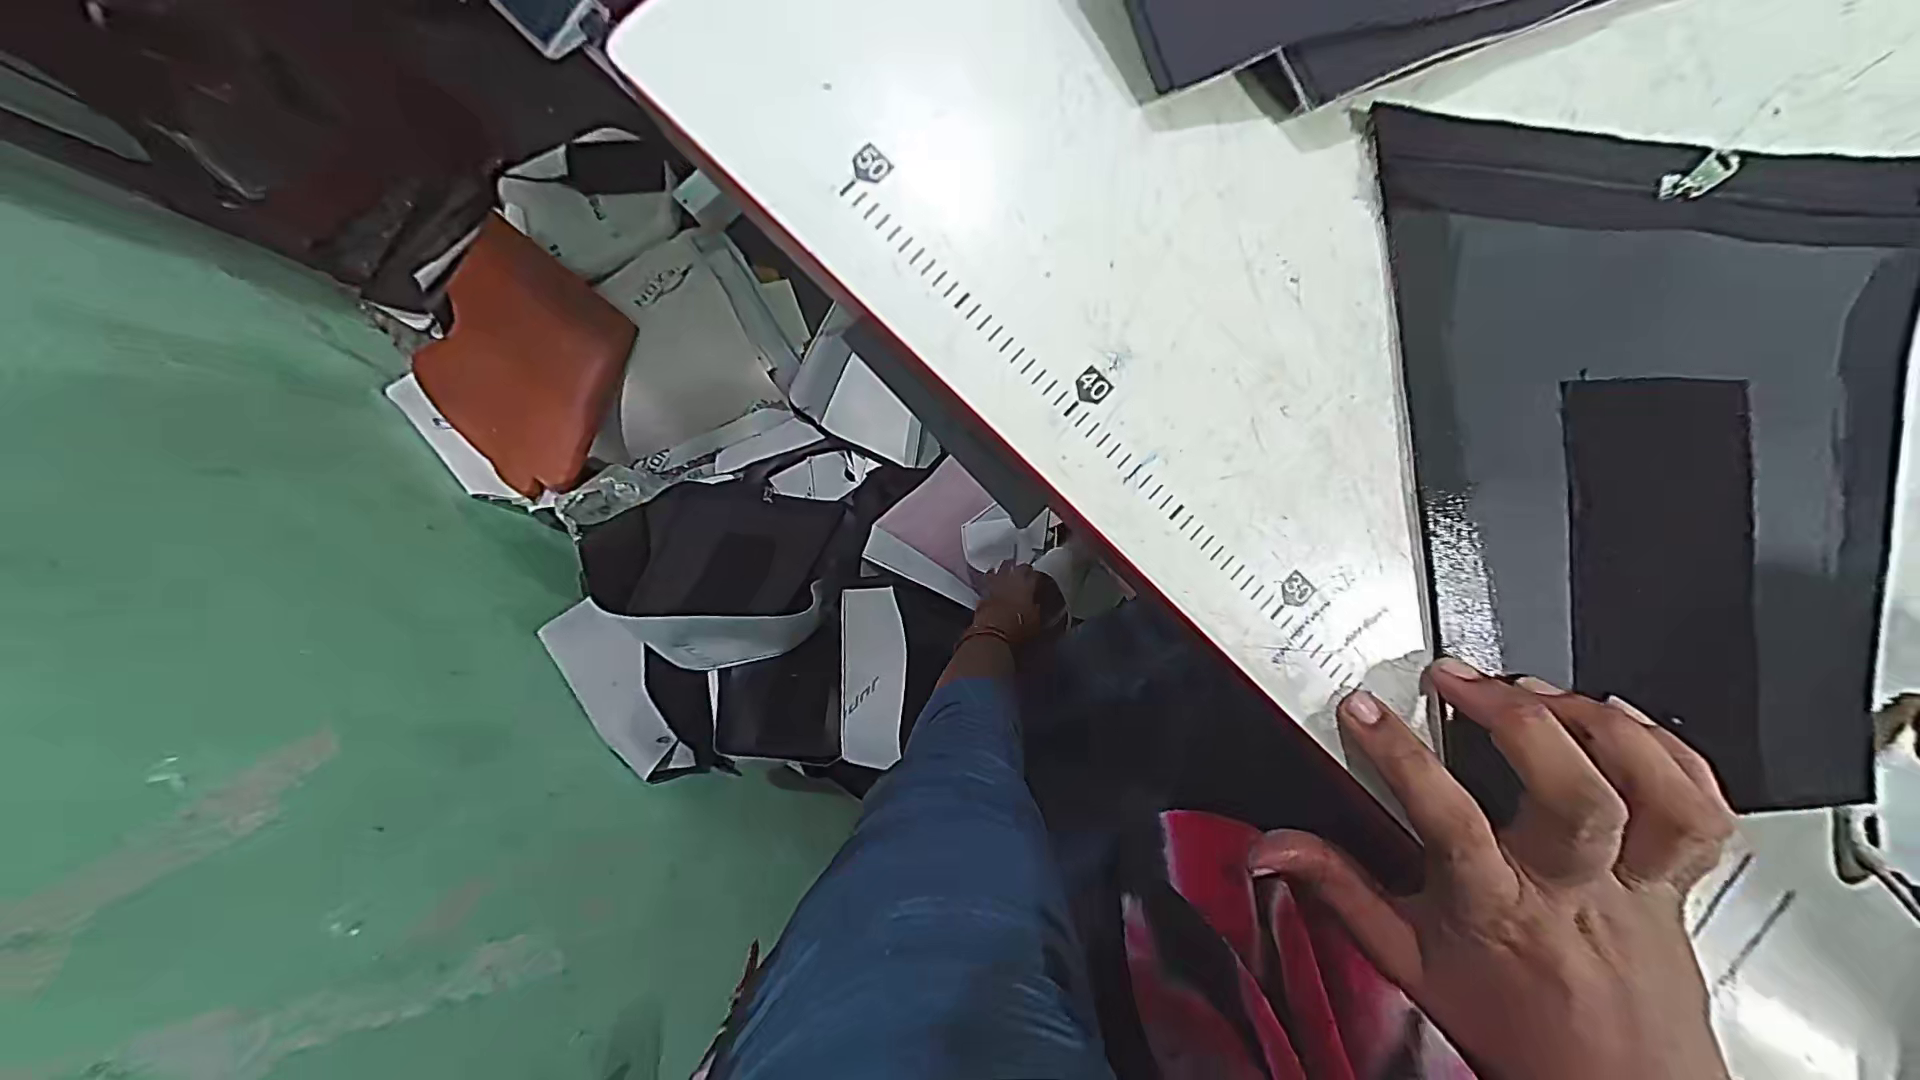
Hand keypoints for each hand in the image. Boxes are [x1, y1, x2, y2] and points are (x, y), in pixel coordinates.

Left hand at [970, 562, 1045, 645]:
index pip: (1034, 574)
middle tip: (1024, 572)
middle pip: (1017, 566)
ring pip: (1000, 568)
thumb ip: (1036, 609)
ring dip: (1005, 569)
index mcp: (1027, 586)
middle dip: (1021, 568)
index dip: (1036, 576)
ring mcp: (995, 584)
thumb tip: (1035, 605)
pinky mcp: (983, 592)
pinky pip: (987, 580)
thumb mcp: (1035, 621)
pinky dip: (991, 579)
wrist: (992, 634)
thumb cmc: (1017, 629)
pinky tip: (992, 582)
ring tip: (1007, 572)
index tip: (1037, 580)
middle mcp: (1010, 581)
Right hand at [1250, 659, 1734, 1079]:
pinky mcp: (1680, 881)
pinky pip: (1707, 811)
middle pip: (1577, 797)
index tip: (1364, 710)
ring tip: (1539, 691)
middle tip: (1461, 681)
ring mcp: (1638, 885)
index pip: (1449, 821)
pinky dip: (1669, 751)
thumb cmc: (1511, 1023)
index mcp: (1496, 909)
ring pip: (1658, 798)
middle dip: (1517, 720)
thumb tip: (1272, 847)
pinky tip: (1616, 720)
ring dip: (1599, 726)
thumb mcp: (1402, 957)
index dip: (1400, 756)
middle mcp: (1575, 892)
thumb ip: (1335, 889)